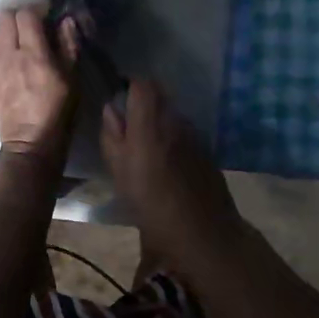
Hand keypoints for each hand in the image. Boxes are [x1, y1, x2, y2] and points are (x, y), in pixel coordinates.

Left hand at [0, 7, 79, 159]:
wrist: (31, 144)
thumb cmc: (58, 112)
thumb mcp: (73, 77)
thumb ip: (68, 45)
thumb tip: (66, 19)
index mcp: (33, 53)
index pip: (26, 14)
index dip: (36, 10)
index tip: (45, 17)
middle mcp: (7, 55)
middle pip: (3, 17)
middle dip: (16, 17)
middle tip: (27, 28)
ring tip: (6, 41)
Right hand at [101, 79, 241, 261]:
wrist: (204, 233)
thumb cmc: (151, 203)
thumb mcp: (119, 170)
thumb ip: (112, 134)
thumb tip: (111, 109)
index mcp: (150, 123)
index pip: (143, 84)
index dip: (130, 85)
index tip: (118, 97)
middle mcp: (175, 121)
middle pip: (160, 97)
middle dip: (143, 104)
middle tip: (126, 125)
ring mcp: (195, 135)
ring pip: (172, 115)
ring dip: (158, 122)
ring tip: (144, 147)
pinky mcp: (206, 150)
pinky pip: (184, 133)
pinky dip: (172, 139)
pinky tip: (165, 162)